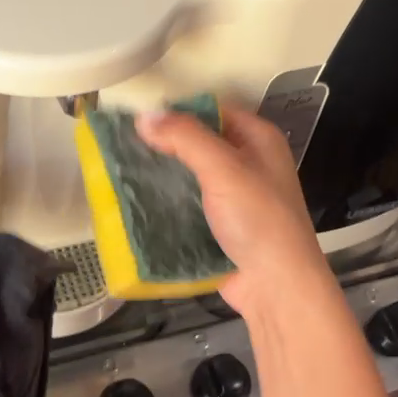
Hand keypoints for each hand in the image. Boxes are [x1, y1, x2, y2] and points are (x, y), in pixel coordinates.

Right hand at [138, 105, 329, 318]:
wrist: (275, 285)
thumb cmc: (258, 220)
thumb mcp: (224, 168)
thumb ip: (185, 138)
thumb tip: (144, 116)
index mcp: (259, 140)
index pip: (213, 111)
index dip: (179, 112)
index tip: (140, 119)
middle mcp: (249, 165)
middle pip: (199, 145)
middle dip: (164, 147)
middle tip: (124, 147)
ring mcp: (235, 198)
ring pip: (191, 178)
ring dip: (162, 178)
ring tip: (122, 174)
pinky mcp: (220, 227)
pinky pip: (188, 208)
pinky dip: (167, 207)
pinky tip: (138, 206)